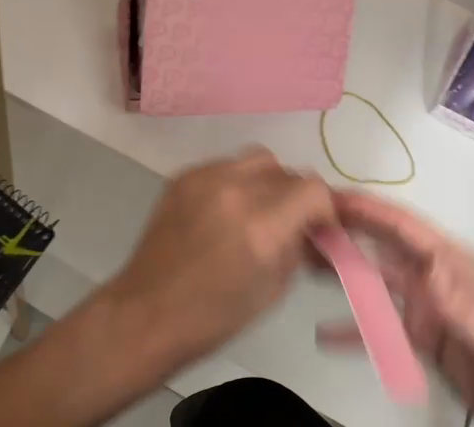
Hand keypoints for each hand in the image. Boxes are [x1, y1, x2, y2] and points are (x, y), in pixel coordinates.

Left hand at [98, 147, 335, 376]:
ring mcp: (205, 177)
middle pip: (286, 170)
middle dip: (296, 196)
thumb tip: (317, 230)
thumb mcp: (273, 287)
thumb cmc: (215, 314)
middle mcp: (235, 189)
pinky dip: (236, 182)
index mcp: (261, 224)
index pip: (313, 189)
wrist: (148, 310)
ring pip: (257, 160)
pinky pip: (225, 165)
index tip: (319, 229)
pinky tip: (226, 211)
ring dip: (268, 182)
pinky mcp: (183, 175)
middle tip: (291, 223)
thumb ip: (299, 247)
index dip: (324, 209)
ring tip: (258, 213)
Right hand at [330, 191, 473, 426]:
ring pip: (378, 281)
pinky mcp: (423, 340)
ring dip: (347, 273)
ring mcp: (429, 310)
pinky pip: (382, 327)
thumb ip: (466, 308)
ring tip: (308, 263)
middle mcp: (438, 279)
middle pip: (386, 247)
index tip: (333, 197)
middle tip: (308, 222)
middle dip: (351, 231)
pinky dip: (355, 327)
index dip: (371, 209)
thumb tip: (430, 270)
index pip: (407, 228)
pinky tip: (326, 332)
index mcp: (457, 268)